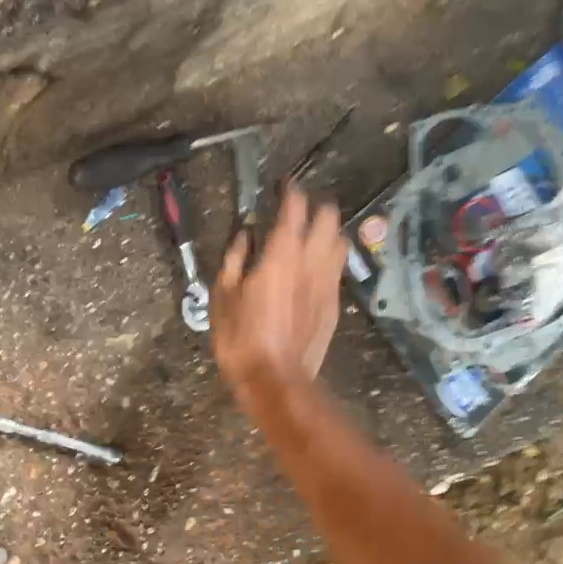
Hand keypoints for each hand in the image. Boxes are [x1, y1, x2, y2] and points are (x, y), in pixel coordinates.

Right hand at [211, 187, 347, 414]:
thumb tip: (244, 236)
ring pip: (340, 241)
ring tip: (309, 234)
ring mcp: (328, 283)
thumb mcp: (222, 297)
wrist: (275, 378)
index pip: (295, 210)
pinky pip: (336, 267)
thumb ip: (234, 260)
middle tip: (297, 209)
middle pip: (328, 218)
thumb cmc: (240, 338)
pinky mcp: (334, 303)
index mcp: (280, 256)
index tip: (283, 185)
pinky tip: (311, 267)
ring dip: (327, 230)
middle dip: (316, 207)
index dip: (291, 192)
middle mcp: (311, 262)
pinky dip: (327, 256)